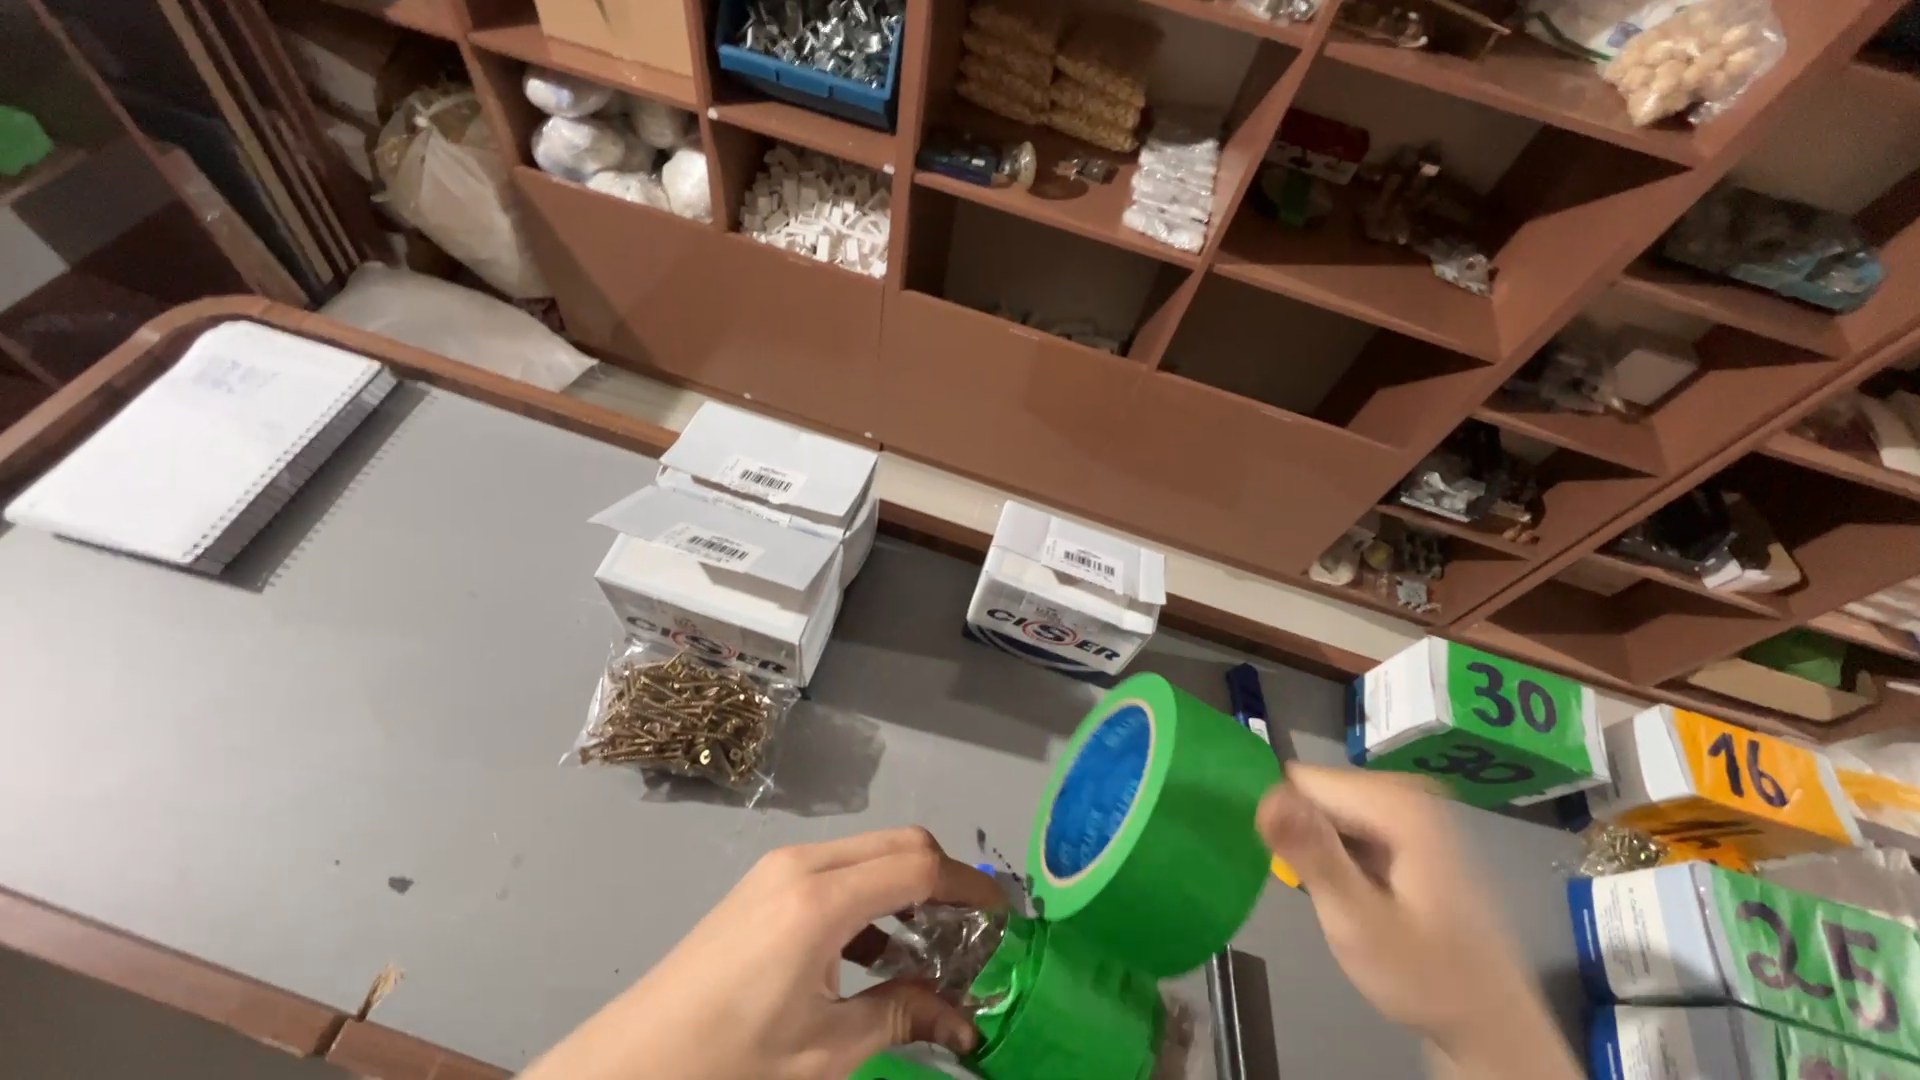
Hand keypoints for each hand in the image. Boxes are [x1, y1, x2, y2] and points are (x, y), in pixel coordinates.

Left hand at [519, 827, 1004, 1079]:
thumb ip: (903, 1019)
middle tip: (971, 935)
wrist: (629, 1065)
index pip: (919, 866)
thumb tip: (967, 1022)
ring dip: (908, 886)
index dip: (971, 887)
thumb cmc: (732, 1061)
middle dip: (946, 880)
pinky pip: (840, 870)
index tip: (1005, 917)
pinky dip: (873, 896)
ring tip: (929, 948)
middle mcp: (804, 864)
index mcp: (822, 900)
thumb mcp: (826, 1051)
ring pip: (871, 852)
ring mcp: (780, 869)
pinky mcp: (765, 884)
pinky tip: (876, 952)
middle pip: (901, 843)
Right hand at [1257, 763, 1579, 1079]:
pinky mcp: (1410, 830)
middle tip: (1313, 890)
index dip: (1284, 823)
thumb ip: (1313, 855)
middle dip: (1302, 835)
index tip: (1283, 868)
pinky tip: (1348, 890)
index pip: (1303, 780)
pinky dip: (1336, 853)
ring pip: (1329, 808)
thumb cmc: (1424, 977)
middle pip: (1318, 791)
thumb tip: (1266, 795)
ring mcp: (1413, 811)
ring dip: (1316, 847)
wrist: (1490, 1023)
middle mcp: (1409, 793)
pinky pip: (1349, 823)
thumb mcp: (1357, 922)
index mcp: (1400, 804)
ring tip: (1331, 893)